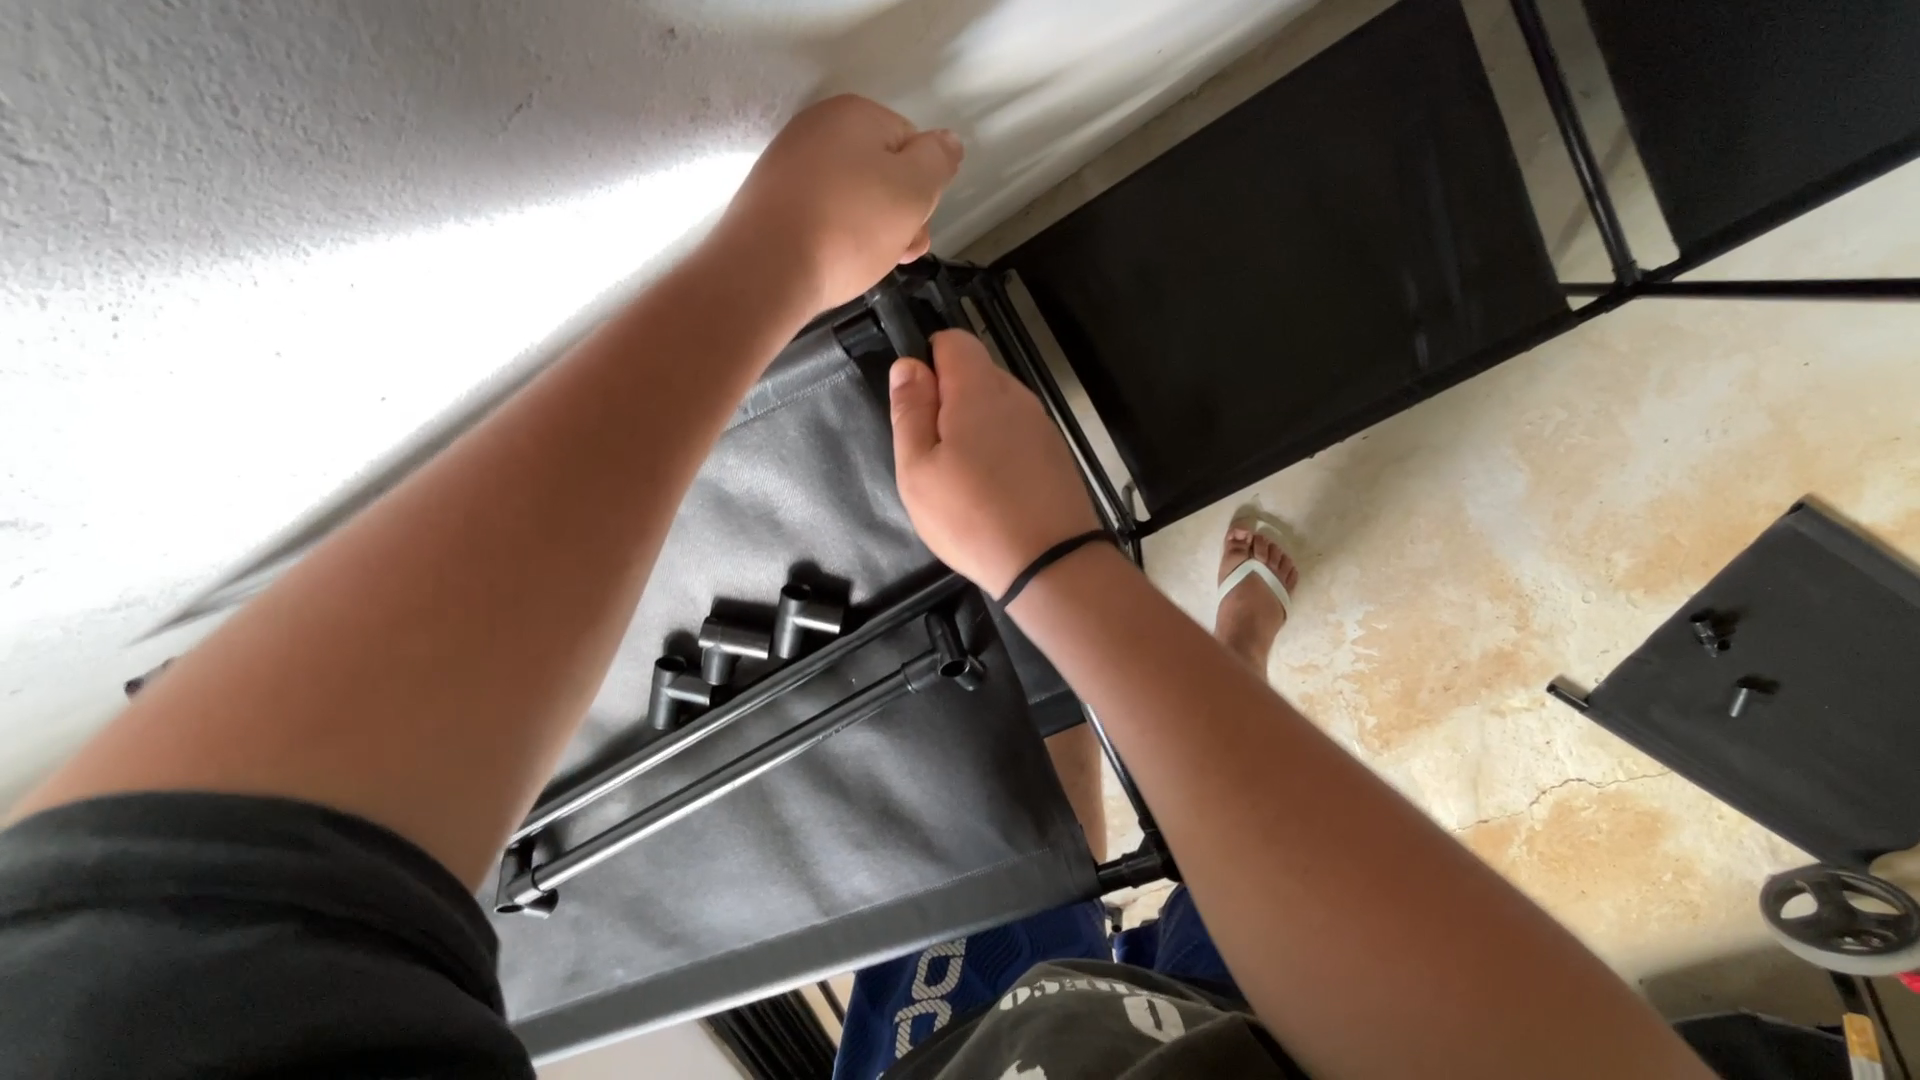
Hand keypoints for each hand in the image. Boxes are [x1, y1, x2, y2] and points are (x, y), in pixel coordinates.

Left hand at [715, 95, 963, 314]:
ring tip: (867, 263)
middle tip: (898, 251)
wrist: (766, 271)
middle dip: (899, 215)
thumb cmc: (848, 228)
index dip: (925, 190)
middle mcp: (818, 129)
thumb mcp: (914, 190)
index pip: (914, 146)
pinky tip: (836, 262)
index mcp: (856, 114)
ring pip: (853, 199)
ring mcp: (790, 165)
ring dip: (872, 232)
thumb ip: (939, 161)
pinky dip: (836, 239)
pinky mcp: (772, 203)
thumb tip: (947, 142)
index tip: (918, 225)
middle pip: (882, 173)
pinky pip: (822, 216)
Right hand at [891, 330, 1101, 596]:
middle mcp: (1016, 395)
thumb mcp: (918, 469)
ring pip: (996, 407)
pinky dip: (999, 451)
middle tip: (933, 455)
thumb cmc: (971, 516)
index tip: (916, 408)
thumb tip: (907, 365)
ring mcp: (1041, 425)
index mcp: (979, 389)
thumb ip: (910, 411)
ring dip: (974, 430)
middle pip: (975, 374)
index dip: (927, 363)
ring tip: (962, 480)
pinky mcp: (1055, 454)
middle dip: (948, 401)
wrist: (1050, 563)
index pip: (953, 339)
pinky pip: (1016, 435)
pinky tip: (992, 492)